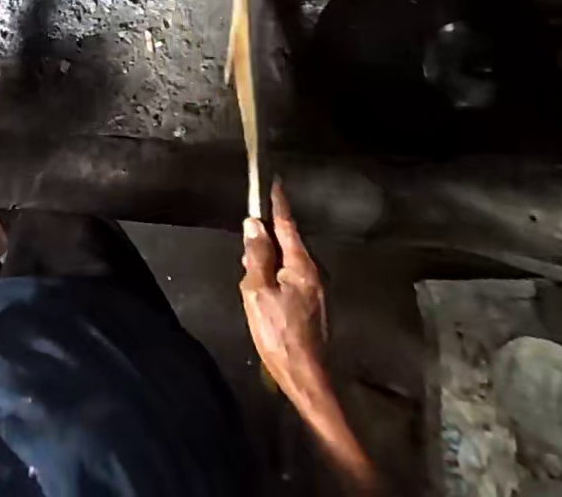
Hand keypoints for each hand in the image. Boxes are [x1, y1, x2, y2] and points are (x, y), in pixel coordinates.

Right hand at [240, 180, 329, 408]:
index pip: (287, 224)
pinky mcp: (312, 306)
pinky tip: (261, 289)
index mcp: (301, 266)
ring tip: (249, 269)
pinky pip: (289, 277)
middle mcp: (313, 273)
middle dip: (267, 236)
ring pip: (287, 261)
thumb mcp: (257, 290)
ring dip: (269, 258)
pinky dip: (274, 274)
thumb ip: (256, 255)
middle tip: (246, 235)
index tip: (274, 182)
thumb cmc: (278, 332)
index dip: (278, 203)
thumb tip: (253, 223)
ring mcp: (315, 291)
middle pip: (287, 242)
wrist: (305, 378)